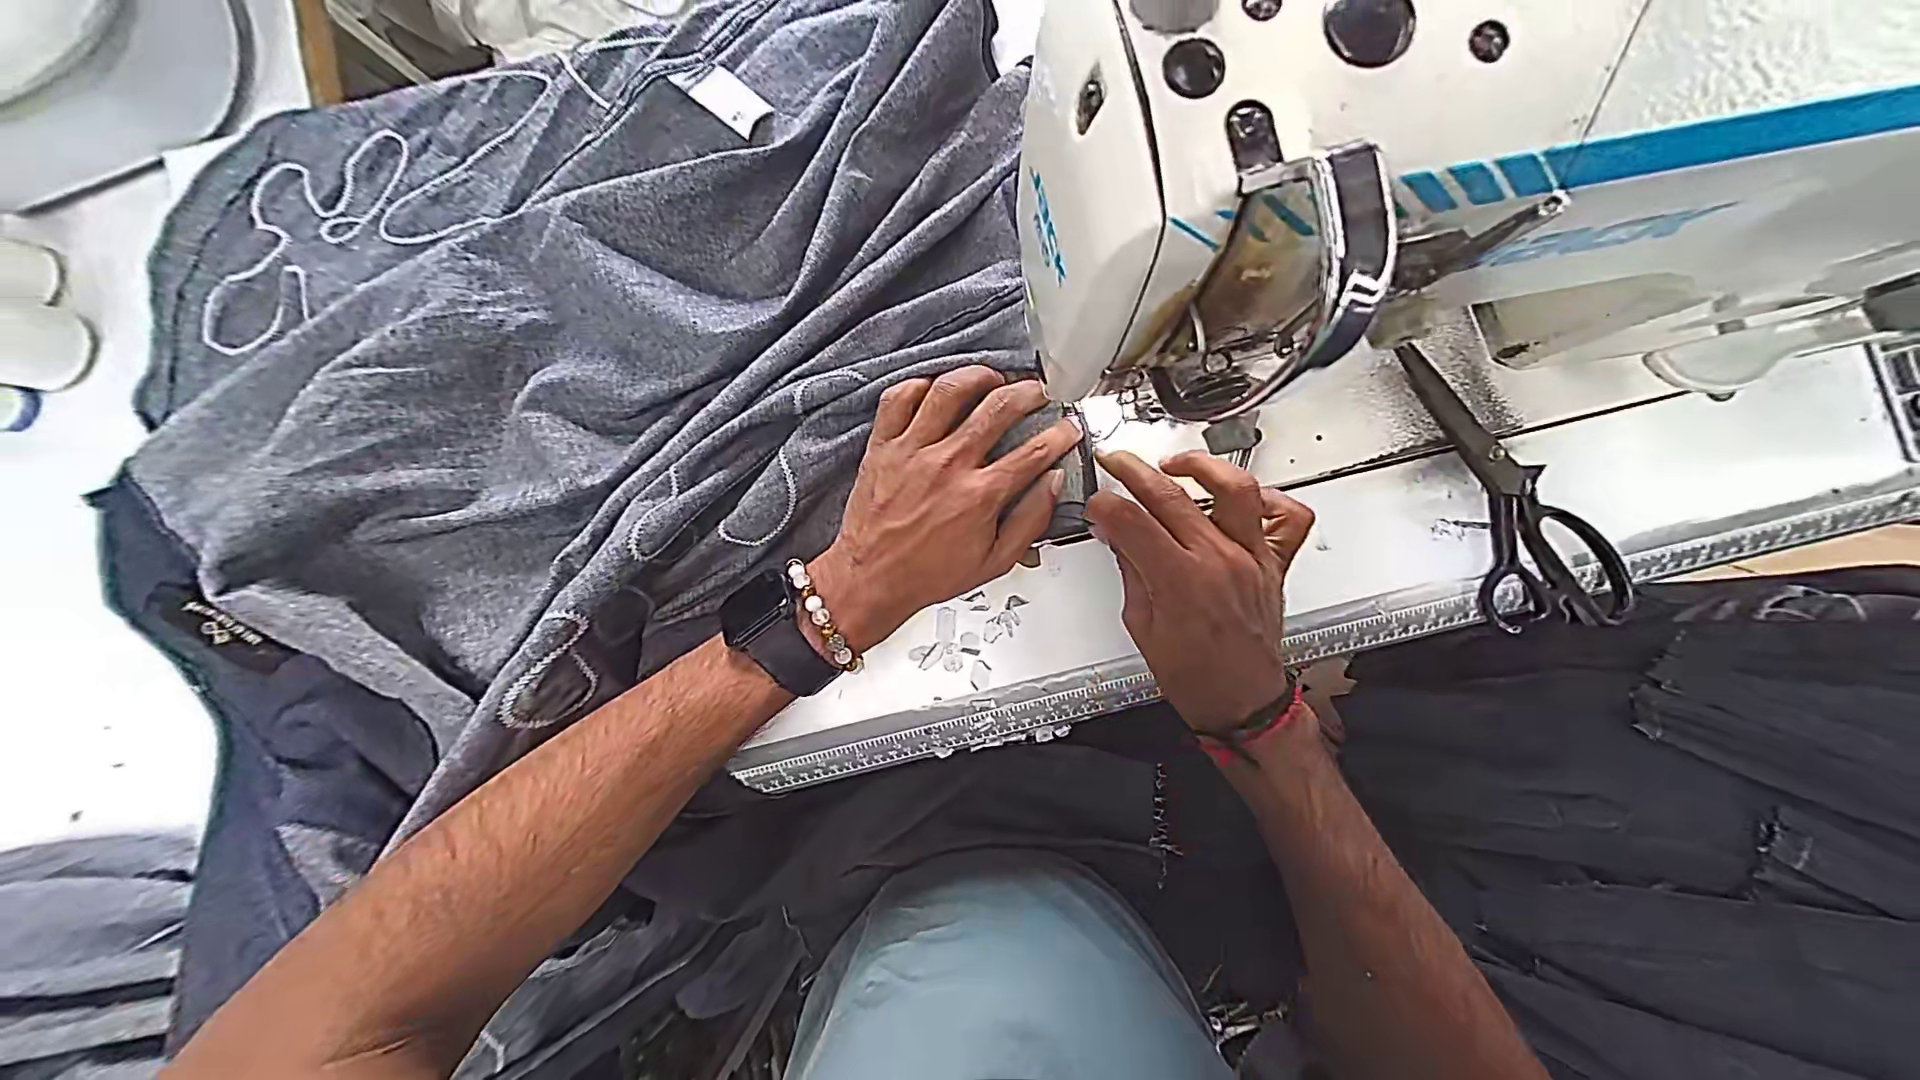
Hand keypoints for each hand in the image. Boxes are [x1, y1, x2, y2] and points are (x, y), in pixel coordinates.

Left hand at [807, 366, 1080, 651]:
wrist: (871, 579)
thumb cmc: (928, 574)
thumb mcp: (995, 561)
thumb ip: (1031, 520)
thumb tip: (1053, 484)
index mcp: (980, 495)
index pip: (1034, 451)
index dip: (1060, 433)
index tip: (1067, 427)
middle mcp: (948, 466)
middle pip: (999, 407)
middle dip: (1028, 392)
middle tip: (1036, 393)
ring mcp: (913, 451)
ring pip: (950, 391)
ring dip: (978, 375)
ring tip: (992, 378)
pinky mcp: (883, 447)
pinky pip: (899, 399)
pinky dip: (919, 385)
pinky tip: (935, 390)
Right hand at [1083, 450, 1314, 733]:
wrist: (1242, 701)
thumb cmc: (1195, 676)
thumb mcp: (1142, 625)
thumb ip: (1131, 572)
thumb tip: (1117, 535)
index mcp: (1178, 582)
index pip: (1131, 521)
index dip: (1105, 504)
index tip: (1096, 503)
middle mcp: (1218, 562)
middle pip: (1170, 495)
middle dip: (1132, 471)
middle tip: (1116, 462)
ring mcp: (1251, 558)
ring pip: (1235, 488)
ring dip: (1201, 466)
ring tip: (1176, 463)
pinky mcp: (1274, 563)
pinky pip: (1287, 517)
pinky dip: (1268, 497)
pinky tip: (1238, 495)